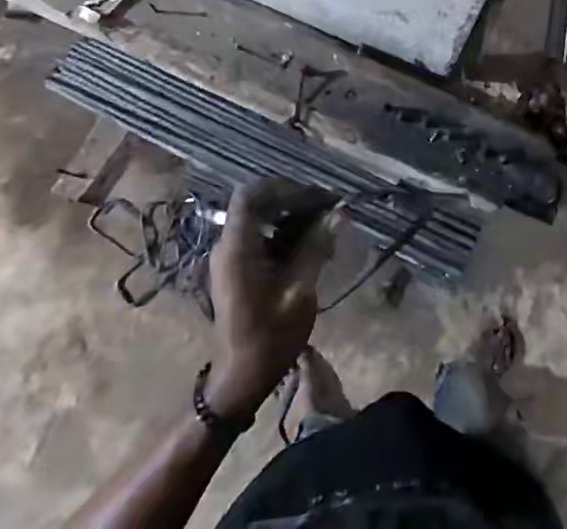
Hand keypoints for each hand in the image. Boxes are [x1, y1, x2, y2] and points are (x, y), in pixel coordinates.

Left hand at [204, 181, 339, 418]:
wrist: (242, 377)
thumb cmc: (271, 336)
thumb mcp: (300, 290)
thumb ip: (315, 247)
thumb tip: (339, 214)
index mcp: (237, 248)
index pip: (252, 195)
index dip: (285, 188)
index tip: (317, 198)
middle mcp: (227, 246)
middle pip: (257, 203)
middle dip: (294, 201)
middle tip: (328, 209)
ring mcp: (229, 258)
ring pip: (260, 219)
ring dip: (291, 216)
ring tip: (324, 225)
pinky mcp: (236, 269)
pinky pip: (260, 237)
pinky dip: (284, 233)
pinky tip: (309, 244)